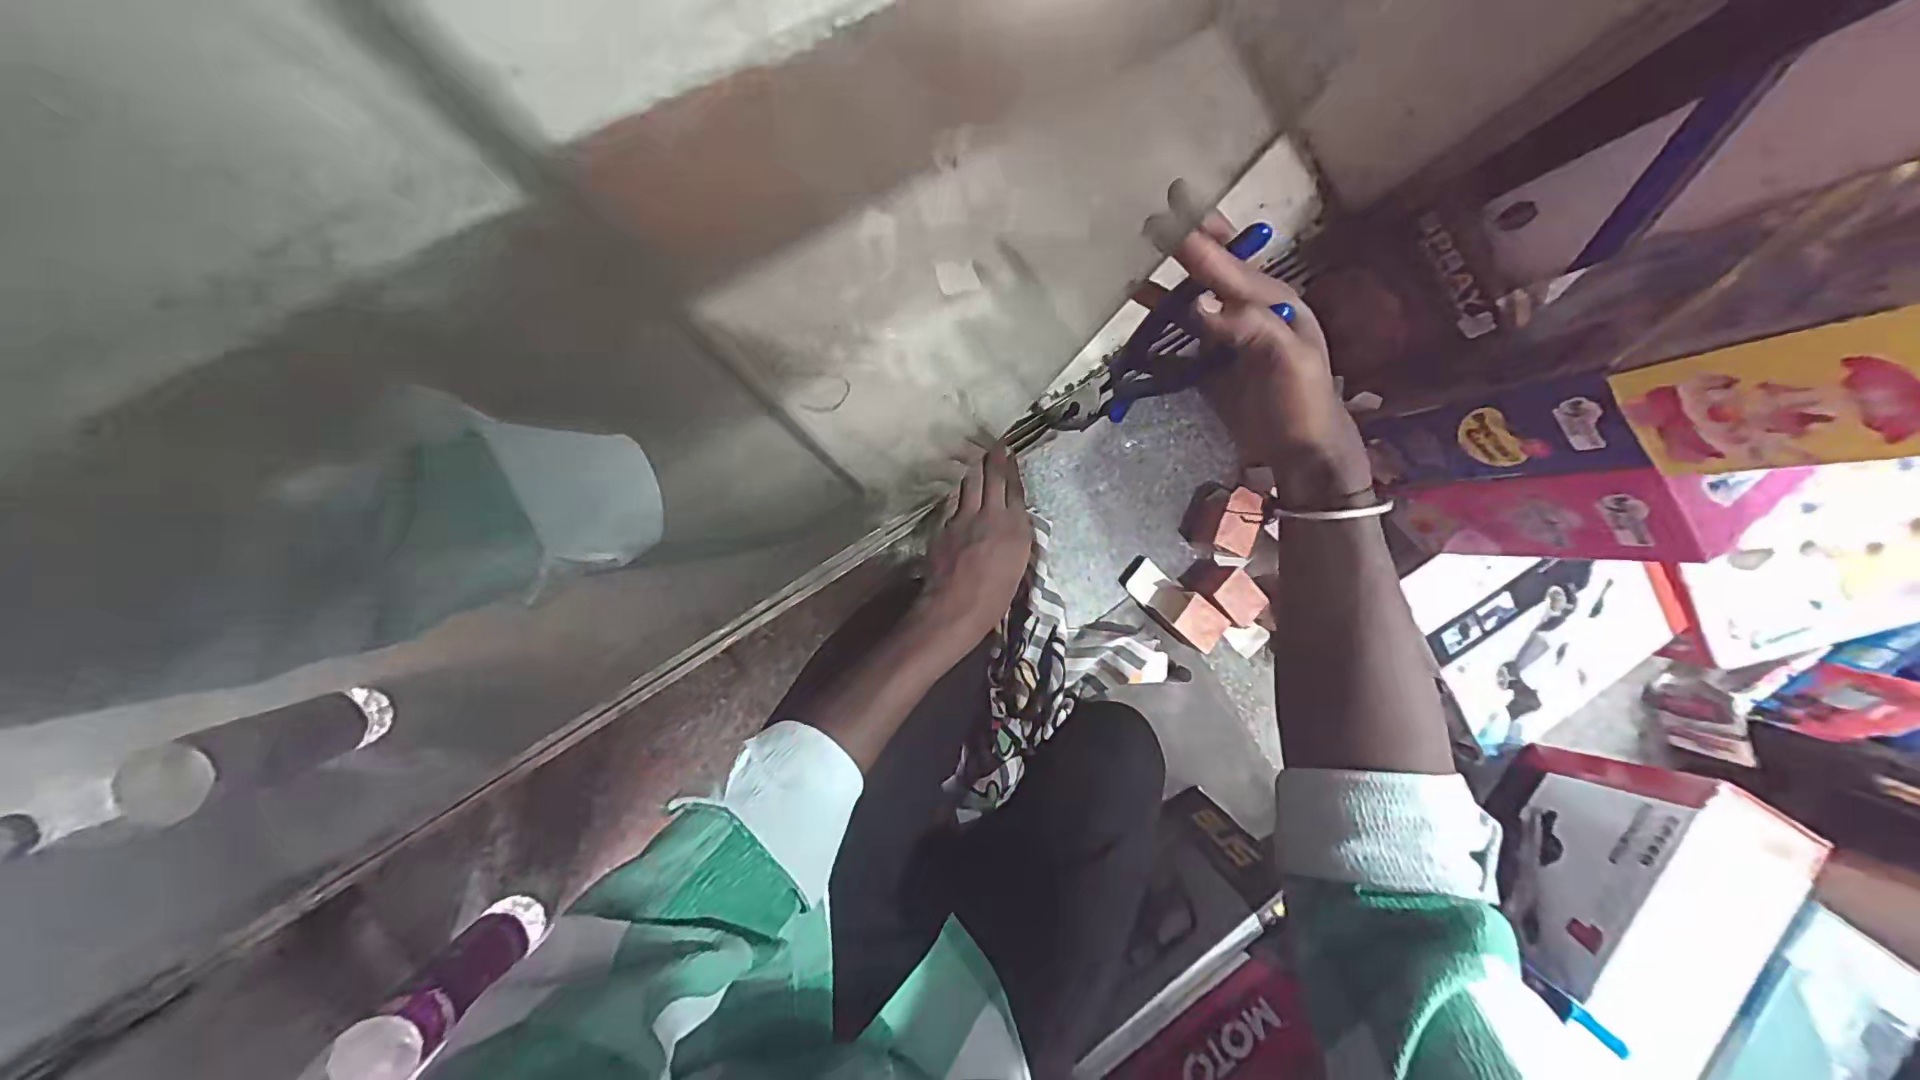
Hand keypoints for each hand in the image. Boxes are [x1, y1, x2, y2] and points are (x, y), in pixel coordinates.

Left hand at [917, 445, 1032, 646]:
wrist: (957, 606)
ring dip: (973, 469)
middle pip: (992, 478)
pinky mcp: (945, 525)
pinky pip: (952, 501)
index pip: (1015, 489)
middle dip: (994, 458)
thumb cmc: (995, 596)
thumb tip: (1010, 521)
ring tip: (975, 457)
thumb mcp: (1018, 564)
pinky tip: (956, 487)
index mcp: (1016, 528)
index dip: (1012, 468)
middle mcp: (992, 516)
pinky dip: (957, 492)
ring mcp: (965, 518)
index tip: (1010, 453)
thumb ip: (1015, 536)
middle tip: (994, 443)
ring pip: (969, 484)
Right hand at [1146, 181, 1373, 507]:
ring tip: (1143, 257)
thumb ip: (1250, 328)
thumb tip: (1199, 303)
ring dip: (1171, 277)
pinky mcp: (1213, 363)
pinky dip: (1164, 317)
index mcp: (1275, 303)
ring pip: (1197, 297)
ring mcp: (1230, 337)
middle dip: (1191, 241)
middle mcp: (1251, 312)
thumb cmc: (1303, 402)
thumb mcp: (1290, 360)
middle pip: (1217, 269)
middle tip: (1162, 212)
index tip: (1172, 217)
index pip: (1231, 269)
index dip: (1201, 244)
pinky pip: (1184, 333)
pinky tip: (1145, 308)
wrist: (1302, 450)